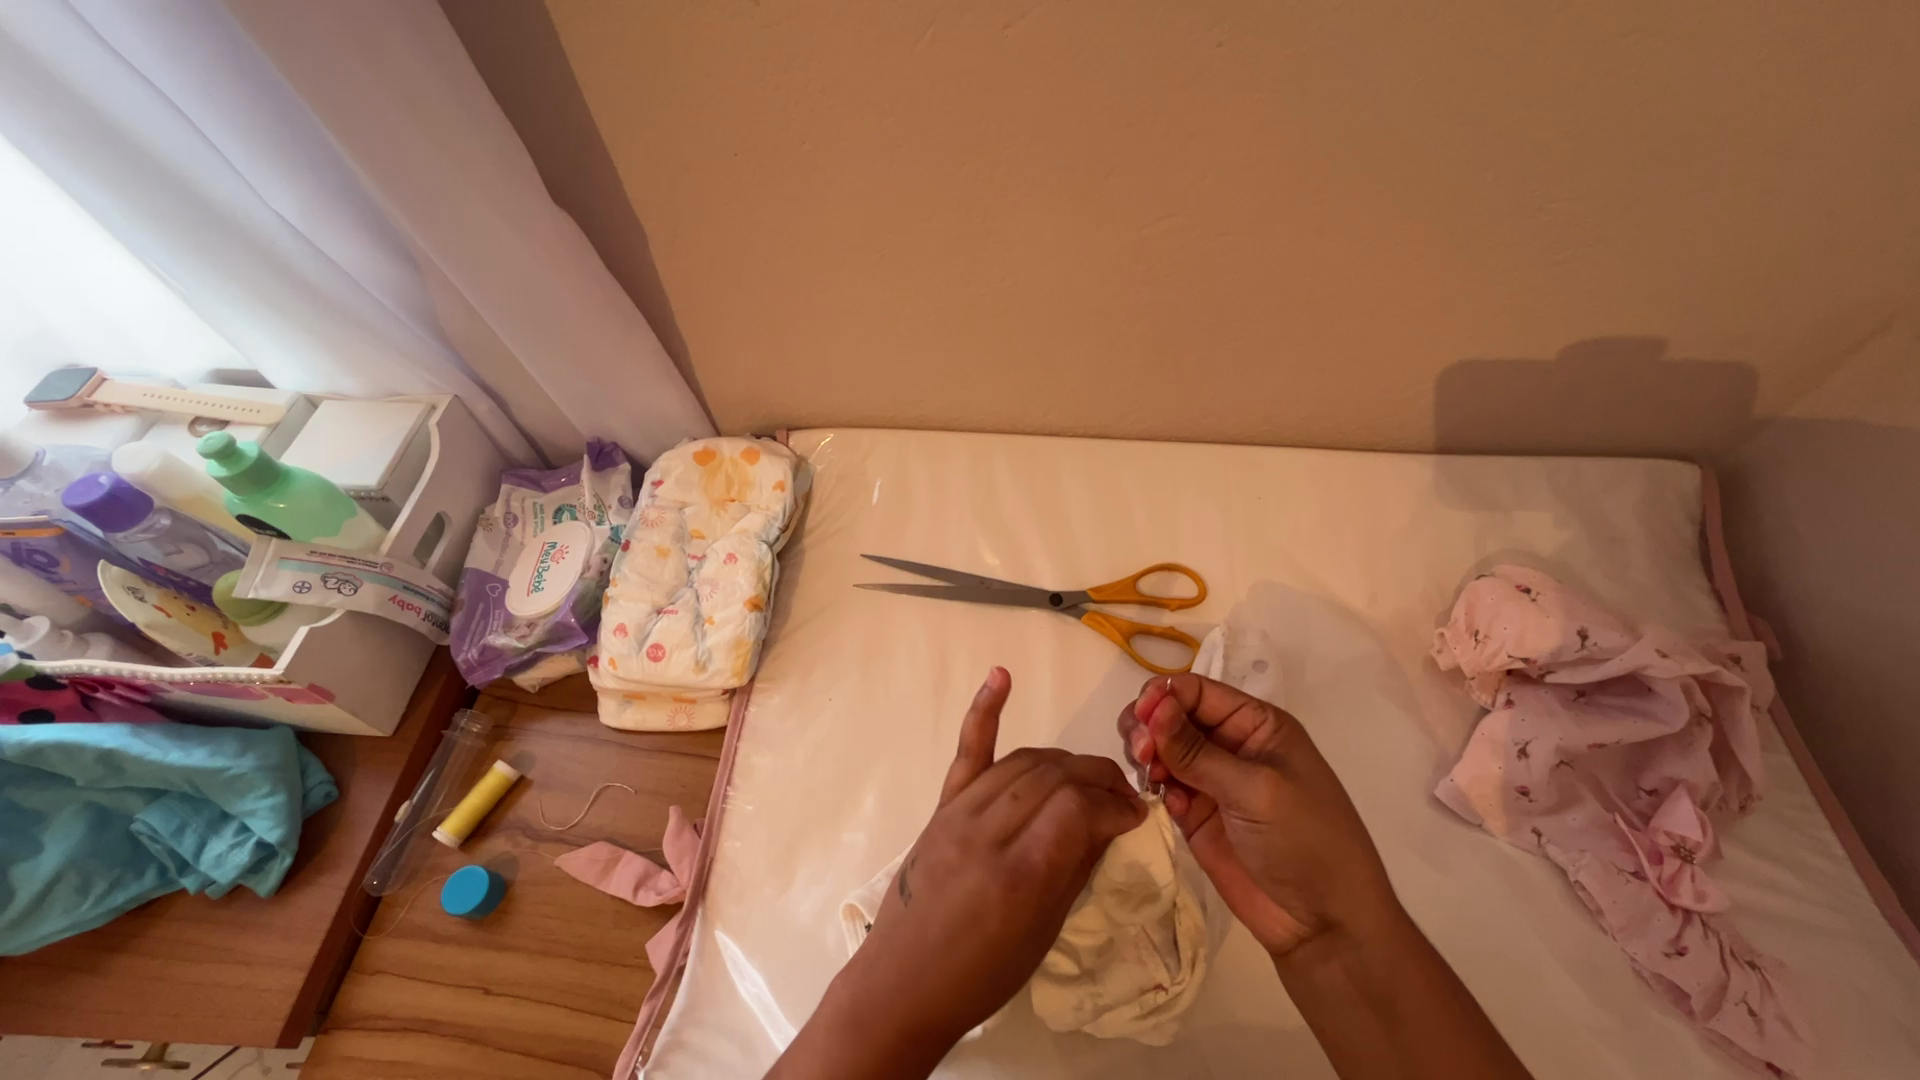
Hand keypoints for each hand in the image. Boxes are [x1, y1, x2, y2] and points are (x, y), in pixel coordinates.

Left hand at [773, 668, 1145, 1078]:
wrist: (903, 983)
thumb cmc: (982, 975)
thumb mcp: (1044, 932)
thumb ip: (1077, 867)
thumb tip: (1109, 823)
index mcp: (1022, 874)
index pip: (1081, 808)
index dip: (1117, 805)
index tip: (1135, 817)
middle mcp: (989, 832)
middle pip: (1056, 776)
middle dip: (1099, 778)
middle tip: (1123, 795)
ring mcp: (960, 813)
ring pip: (1025, 761)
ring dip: (1066, 761)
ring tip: (1091, 776)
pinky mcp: (941, 807)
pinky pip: (968, 751)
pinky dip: (985, 709)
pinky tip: (1001, 675)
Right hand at [1117, 674, 1396, 955]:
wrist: (1322, 923)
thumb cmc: (1304, 841)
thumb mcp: (1255, 790)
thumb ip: (1197, 751)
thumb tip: (1152, 707)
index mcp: (1256, 725)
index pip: (1197, 691)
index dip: (1163, 696)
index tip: (1141, 719)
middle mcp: (1231, 744)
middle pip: (1172, 715)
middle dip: (1148, 724)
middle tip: (1139, 753)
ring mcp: (1211, 780)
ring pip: (1161, 748)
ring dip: (1145, 753)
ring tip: (1145, 774)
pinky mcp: (1195, 813)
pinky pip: (1163, 785)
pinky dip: (1152, 784)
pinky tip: (1158, 798)